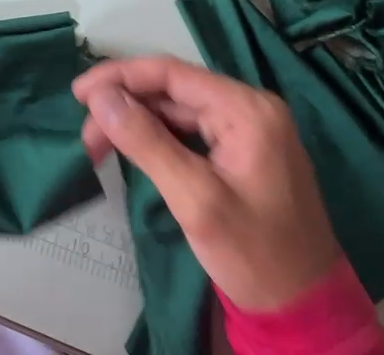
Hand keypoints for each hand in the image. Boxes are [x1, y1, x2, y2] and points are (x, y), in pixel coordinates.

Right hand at [74, 56, 342, 311]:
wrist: (305, 310)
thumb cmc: (255, 255)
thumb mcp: (195, 199)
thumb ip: (146, 142)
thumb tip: (100, 97)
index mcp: (247, 109)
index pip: (171, 73)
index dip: (119, 77)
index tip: (78, 94)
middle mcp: (250, 108)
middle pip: (172, 89)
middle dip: (124, 105)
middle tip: (86, 135)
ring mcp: (249, 129)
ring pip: (177, 109)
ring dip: (136, 122)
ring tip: (98, 145)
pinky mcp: (242, 151)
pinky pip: (190, 129)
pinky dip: (156, 136)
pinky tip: (131, 148)